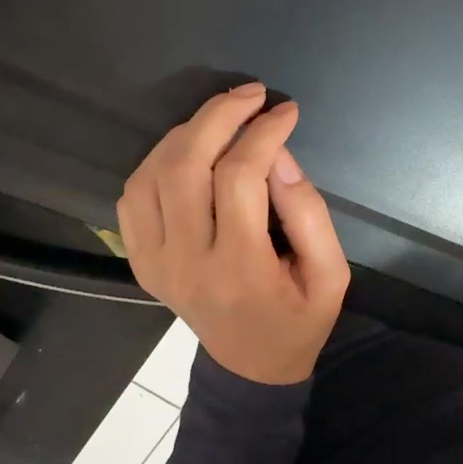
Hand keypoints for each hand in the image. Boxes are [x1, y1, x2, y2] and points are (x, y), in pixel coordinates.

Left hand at [116, 82, 350, 383]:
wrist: (251, 368)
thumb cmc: (298, 321)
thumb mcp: (330, 276)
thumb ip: (310, 214)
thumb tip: (279, 154)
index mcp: (240, 268)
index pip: (240, 178)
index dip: (263, 132)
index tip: (286, 110)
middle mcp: (187, 262)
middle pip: (186, 166)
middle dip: (219, 116)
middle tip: (252, 94)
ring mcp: (156, 262)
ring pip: (152, 175)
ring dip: (185, 134)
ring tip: (222, 118)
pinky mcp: (141, 262)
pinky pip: (132, 198)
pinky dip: (155, 163)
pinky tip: (187, 152)